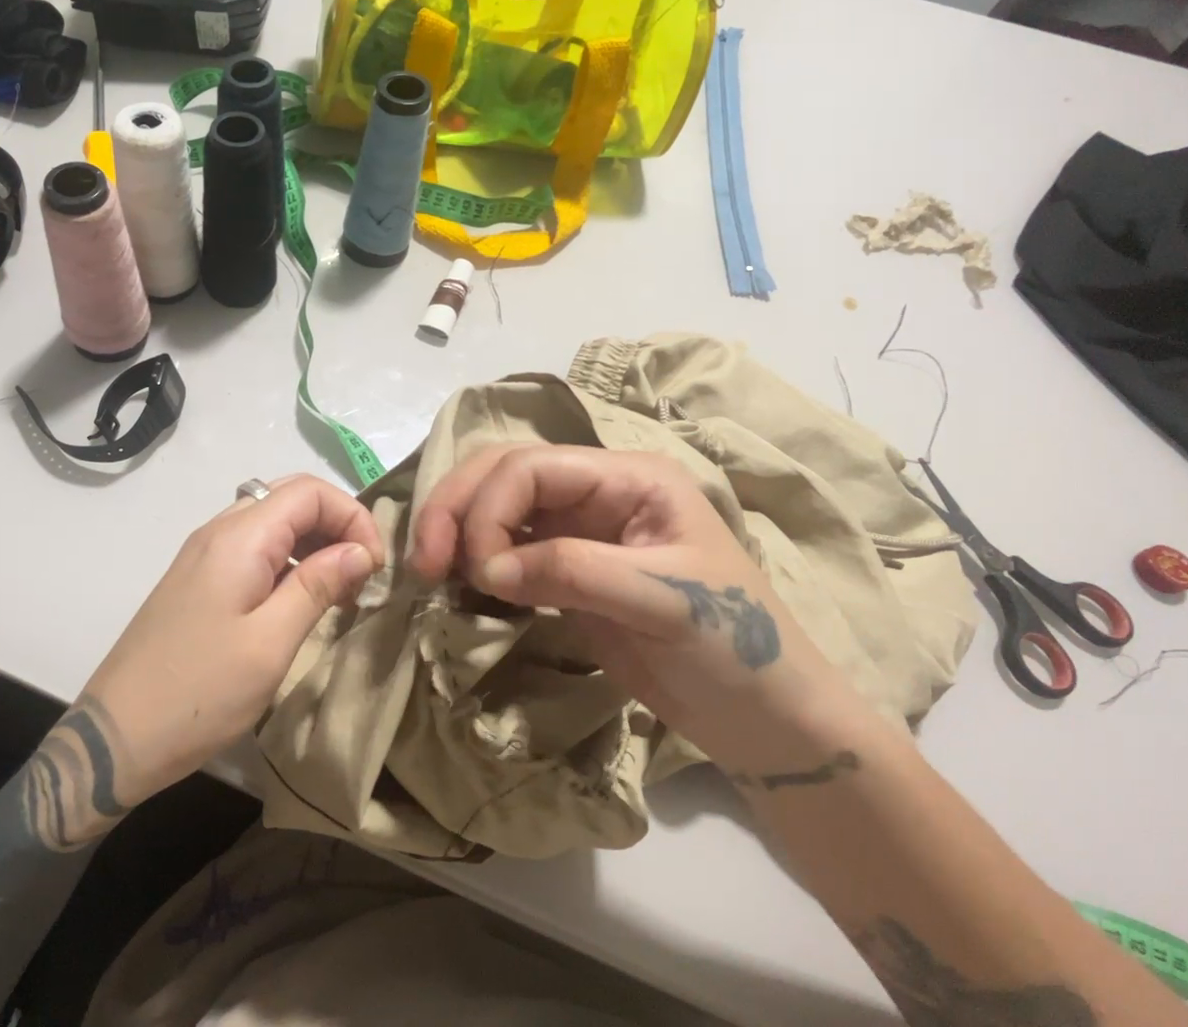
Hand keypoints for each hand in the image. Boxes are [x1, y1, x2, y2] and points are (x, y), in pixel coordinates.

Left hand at [70, 475, 381, 823]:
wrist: (118, 736)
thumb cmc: (200, 693)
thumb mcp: (270, 643)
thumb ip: (317, 587)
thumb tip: (360, 549)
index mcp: (237, 538)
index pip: (308, 491)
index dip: (352, 517)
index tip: (375, 568)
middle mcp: (217, 533)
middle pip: (288, 500)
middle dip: (336, 527)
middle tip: (361, 578)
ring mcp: (202, 558)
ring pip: (271, 526)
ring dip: (313, 547)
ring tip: (339, 594)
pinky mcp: (197, 584)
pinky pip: (252, 553)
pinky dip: (286, 565)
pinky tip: (300, 604)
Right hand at [411, 445, 862, 770]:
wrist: (763, 719)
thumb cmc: (736, 649)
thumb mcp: (664, 602)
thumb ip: (574, 571)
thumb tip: (485, 566)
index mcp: (630, 478)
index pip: (531, 467)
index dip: (489, 509)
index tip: (477, 570)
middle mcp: (598, 492)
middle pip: (503, 474)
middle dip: (457, 509)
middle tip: (424, 563)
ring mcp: (580, 533)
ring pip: (497, 509)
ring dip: (458, 532)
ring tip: (432, 575)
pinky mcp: (565, 574)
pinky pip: (504, 552)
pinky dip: (474, 563)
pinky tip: (458, 587)